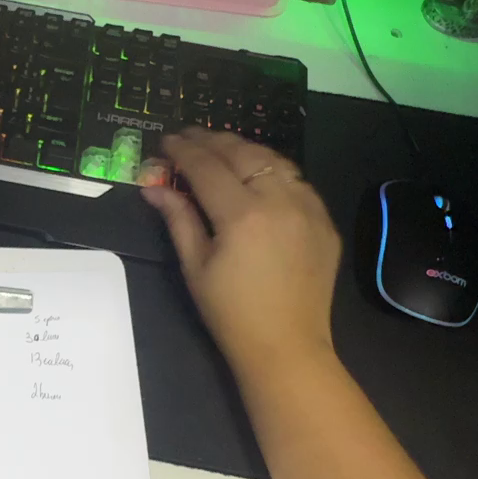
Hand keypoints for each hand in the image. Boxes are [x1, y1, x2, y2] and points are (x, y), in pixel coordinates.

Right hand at [141, 128, 341, 373]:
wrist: (285, 344)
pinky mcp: (323, 220)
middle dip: (213, 140)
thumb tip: (154, 188)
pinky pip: (296, 181)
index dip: (184, 151)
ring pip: (275, 161)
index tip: (166, 140)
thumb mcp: (194, 266)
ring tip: (220, 147)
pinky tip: (256, 174)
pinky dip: (271, 169)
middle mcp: (279, 201)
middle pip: (243, 154)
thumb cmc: (228, 312)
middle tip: (189, 135)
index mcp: (242, 215)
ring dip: (244, 149)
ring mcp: (308, 207)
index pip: (207, 168)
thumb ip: (178, 220)